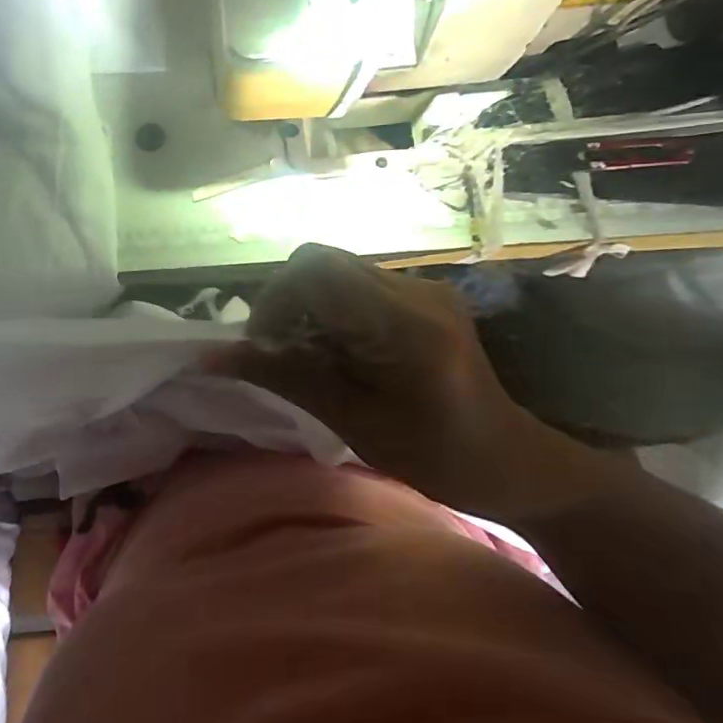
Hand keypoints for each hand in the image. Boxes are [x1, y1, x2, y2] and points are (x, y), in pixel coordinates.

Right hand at [218, 243, 588, 520]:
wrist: (512, 461)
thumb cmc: (435, 456)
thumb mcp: (351, 420)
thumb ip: (282, 376)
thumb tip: (209, 356)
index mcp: (404, 323)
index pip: (315, 269)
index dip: (273, 300)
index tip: (261, 346)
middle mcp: (415, 289)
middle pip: (320, 261)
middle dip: (284, 301)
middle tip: (276, 350)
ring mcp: (422, 287)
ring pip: (334, 270)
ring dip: (305, 305)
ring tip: (305, 353)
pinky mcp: (422, 294)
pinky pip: (355, 284)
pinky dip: (328, 309)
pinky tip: (335, 349)